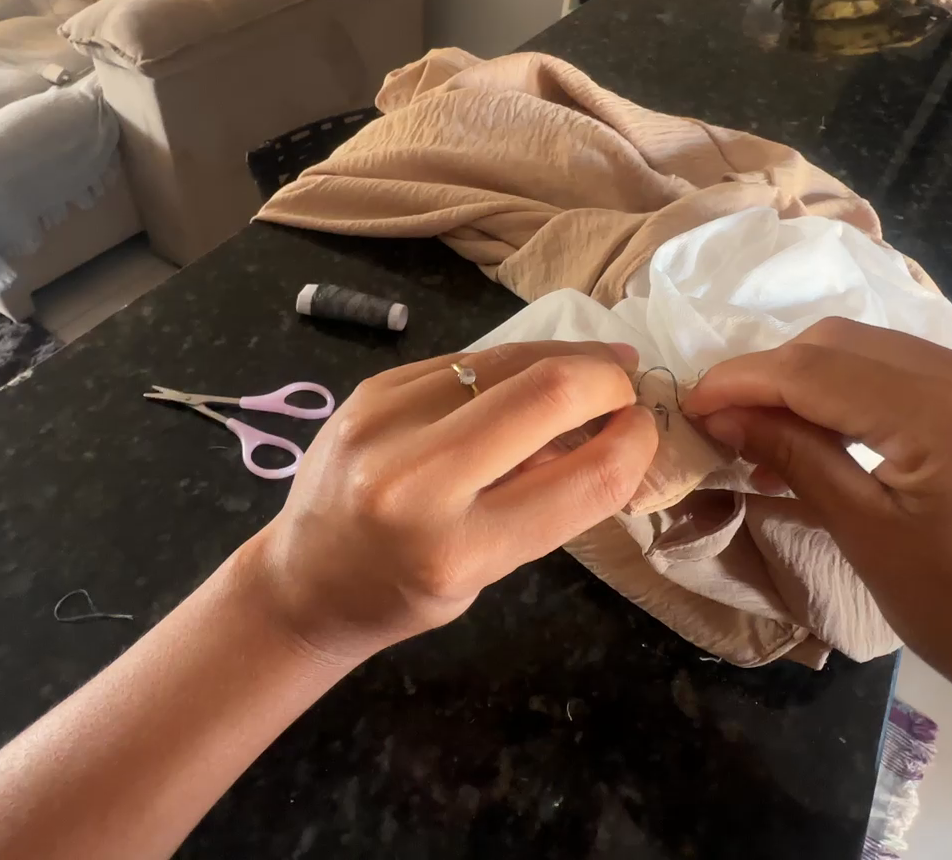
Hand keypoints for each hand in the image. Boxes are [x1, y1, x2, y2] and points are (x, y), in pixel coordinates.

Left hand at [241, 341, 657, 666]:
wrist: (303, 577)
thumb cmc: (402, 594)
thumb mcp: (487, 572)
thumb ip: (549, 501)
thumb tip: (613, 430)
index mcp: (456, 550)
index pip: (583, 480)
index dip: (635, 444)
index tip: (647, 429)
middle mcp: (416, 479)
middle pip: (546, 393)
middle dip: (605, 381)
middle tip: (627, 385)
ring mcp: (385, 420)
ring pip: (507, 359)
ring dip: (566, 357)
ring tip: (597, 365)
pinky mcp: (373, 387)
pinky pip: (467, 359)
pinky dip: (513, 362)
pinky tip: (534, 370)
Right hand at [685, 319, 951, 857]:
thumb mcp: (869, 539)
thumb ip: (793, 455)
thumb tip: (720, 413)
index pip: (819, 371)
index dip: (743, 380)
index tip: (691, 402)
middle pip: (847, 343)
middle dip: (773, 373)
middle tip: (724, 417)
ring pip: (880, 350)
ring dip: (814, 379)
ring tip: (768, 426)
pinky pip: (917, 372)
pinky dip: (861, 391)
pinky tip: (832, 429)